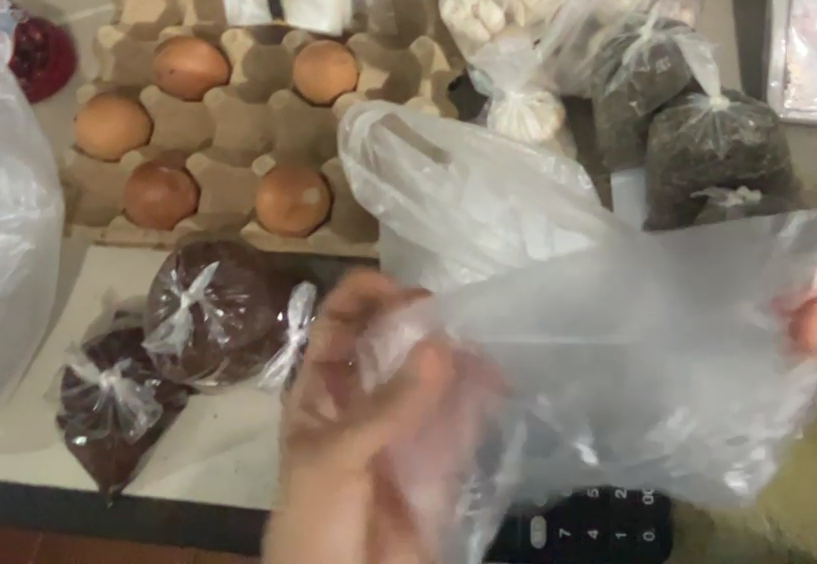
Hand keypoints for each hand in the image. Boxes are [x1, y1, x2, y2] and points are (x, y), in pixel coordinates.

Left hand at [264, 270, 469, 563]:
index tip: (406, 290)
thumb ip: (388, 405)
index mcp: (323, 392)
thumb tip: (442, 343)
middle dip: (424, 320)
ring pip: (434, 372)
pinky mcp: (440, 456)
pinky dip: (482, 393)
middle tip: (458, 316)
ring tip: (487, 345)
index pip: (340, 322)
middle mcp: (365, 398)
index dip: (366, 295)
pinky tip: (500, 380)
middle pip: (394, 339)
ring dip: (460, 353)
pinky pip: (463, 414)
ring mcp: (405, 426)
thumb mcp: (336, 460)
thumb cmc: (316, 527)